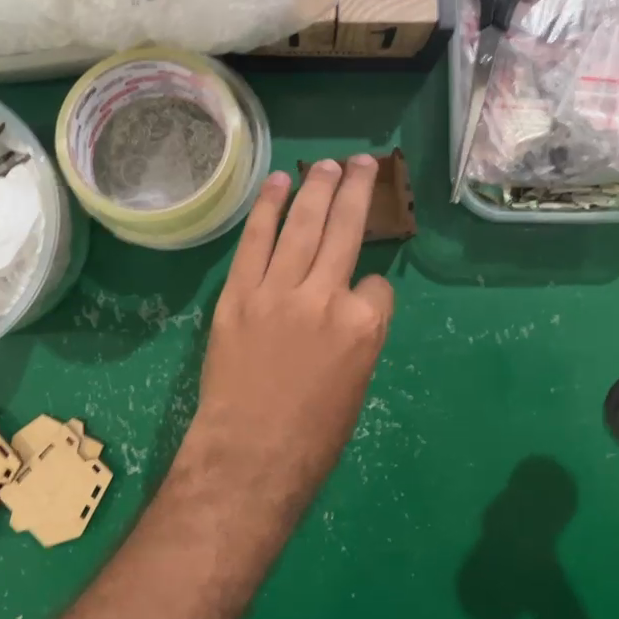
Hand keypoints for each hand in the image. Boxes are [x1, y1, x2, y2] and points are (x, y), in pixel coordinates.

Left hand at [187, 158, 395, 490]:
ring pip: (303, 225)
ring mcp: (279, 292)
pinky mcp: (239, 294)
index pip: (378, 287)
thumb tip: (349, 307)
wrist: (249, 456)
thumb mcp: (355, 385)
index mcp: (364, 327)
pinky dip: (267, 208)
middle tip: (364, 163)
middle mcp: (326, 297)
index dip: (372, 293)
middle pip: (345, 231)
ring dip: (317, 188)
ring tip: (329, 163)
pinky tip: (279, 182)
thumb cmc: (312, 439)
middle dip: (356, 191)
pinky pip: (256, 241)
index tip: (361, 304)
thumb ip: (355, 336)